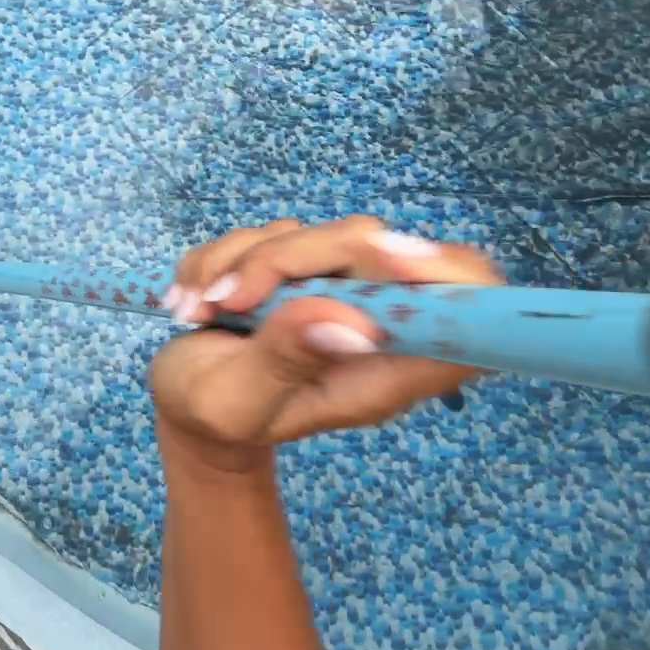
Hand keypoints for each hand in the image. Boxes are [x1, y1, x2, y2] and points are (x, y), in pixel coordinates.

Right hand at [150, 216, 501, 476]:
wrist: (186, 403)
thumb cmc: (216, 416)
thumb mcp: (235, 402)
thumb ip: (286, 362)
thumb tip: (347, 322)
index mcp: (383, 368)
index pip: (463, 308)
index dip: (443, 271)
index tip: (382, 255)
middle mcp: (366, 319)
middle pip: (367, 245)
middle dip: (282, 258)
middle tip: (226, 298)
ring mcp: (325, 288)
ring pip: (301, 233)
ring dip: (233, 262)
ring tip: (195, 309)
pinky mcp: (287, 268)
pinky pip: (257, 235)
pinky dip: (214, 259)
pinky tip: (192, 298)